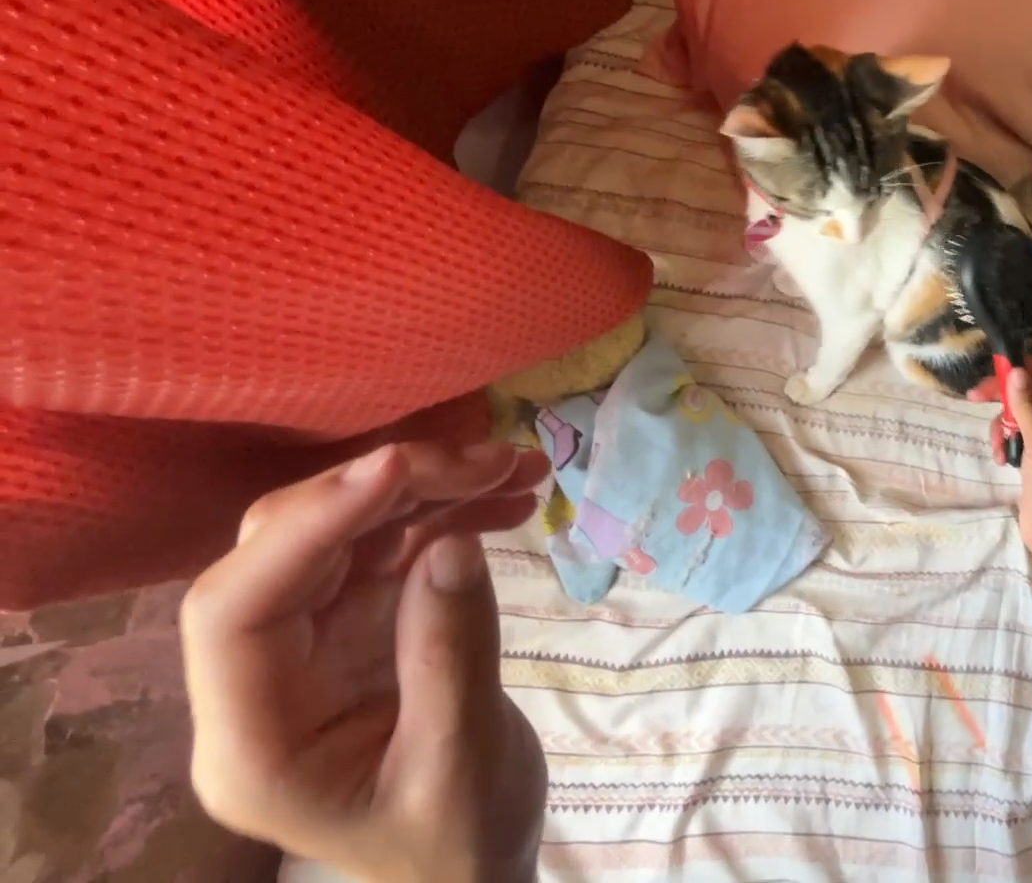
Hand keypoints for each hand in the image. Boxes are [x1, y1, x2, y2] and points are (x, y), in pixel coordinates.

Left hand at [181, 441, 550, 882]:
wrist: (475, 862)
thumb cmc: (460, 837)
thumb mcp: (462, 756)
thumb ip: (452, 652)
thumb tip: (453, 541)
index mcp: (255, 739)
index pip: (241, 610)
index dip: (311, 526)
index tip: (403, 466)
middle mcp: (268, 678)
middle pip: (290, 552)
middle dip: (387, 490)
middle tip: (489, 461)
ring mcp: (317, 645)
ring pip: (347, 536)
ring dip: (432, 491)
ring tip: (517, 468)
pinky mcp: (367, 625)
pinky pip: (397, 549)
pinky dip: (453, 515)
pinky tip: (511, 501)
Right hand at [976, 358, 1031, 559]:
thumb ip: (1027, 406)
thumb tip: (1017, 372)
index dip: (1023, 369)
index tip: (995, 369)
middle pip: (1028, 395)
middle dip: (1003, 398)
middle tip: (974, 397)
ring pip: (1017, 418)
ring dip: (1001, 427)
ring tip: (999, 448)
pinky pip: (1015, 440)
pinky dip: (1004, 445)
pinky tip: (1002, 461)